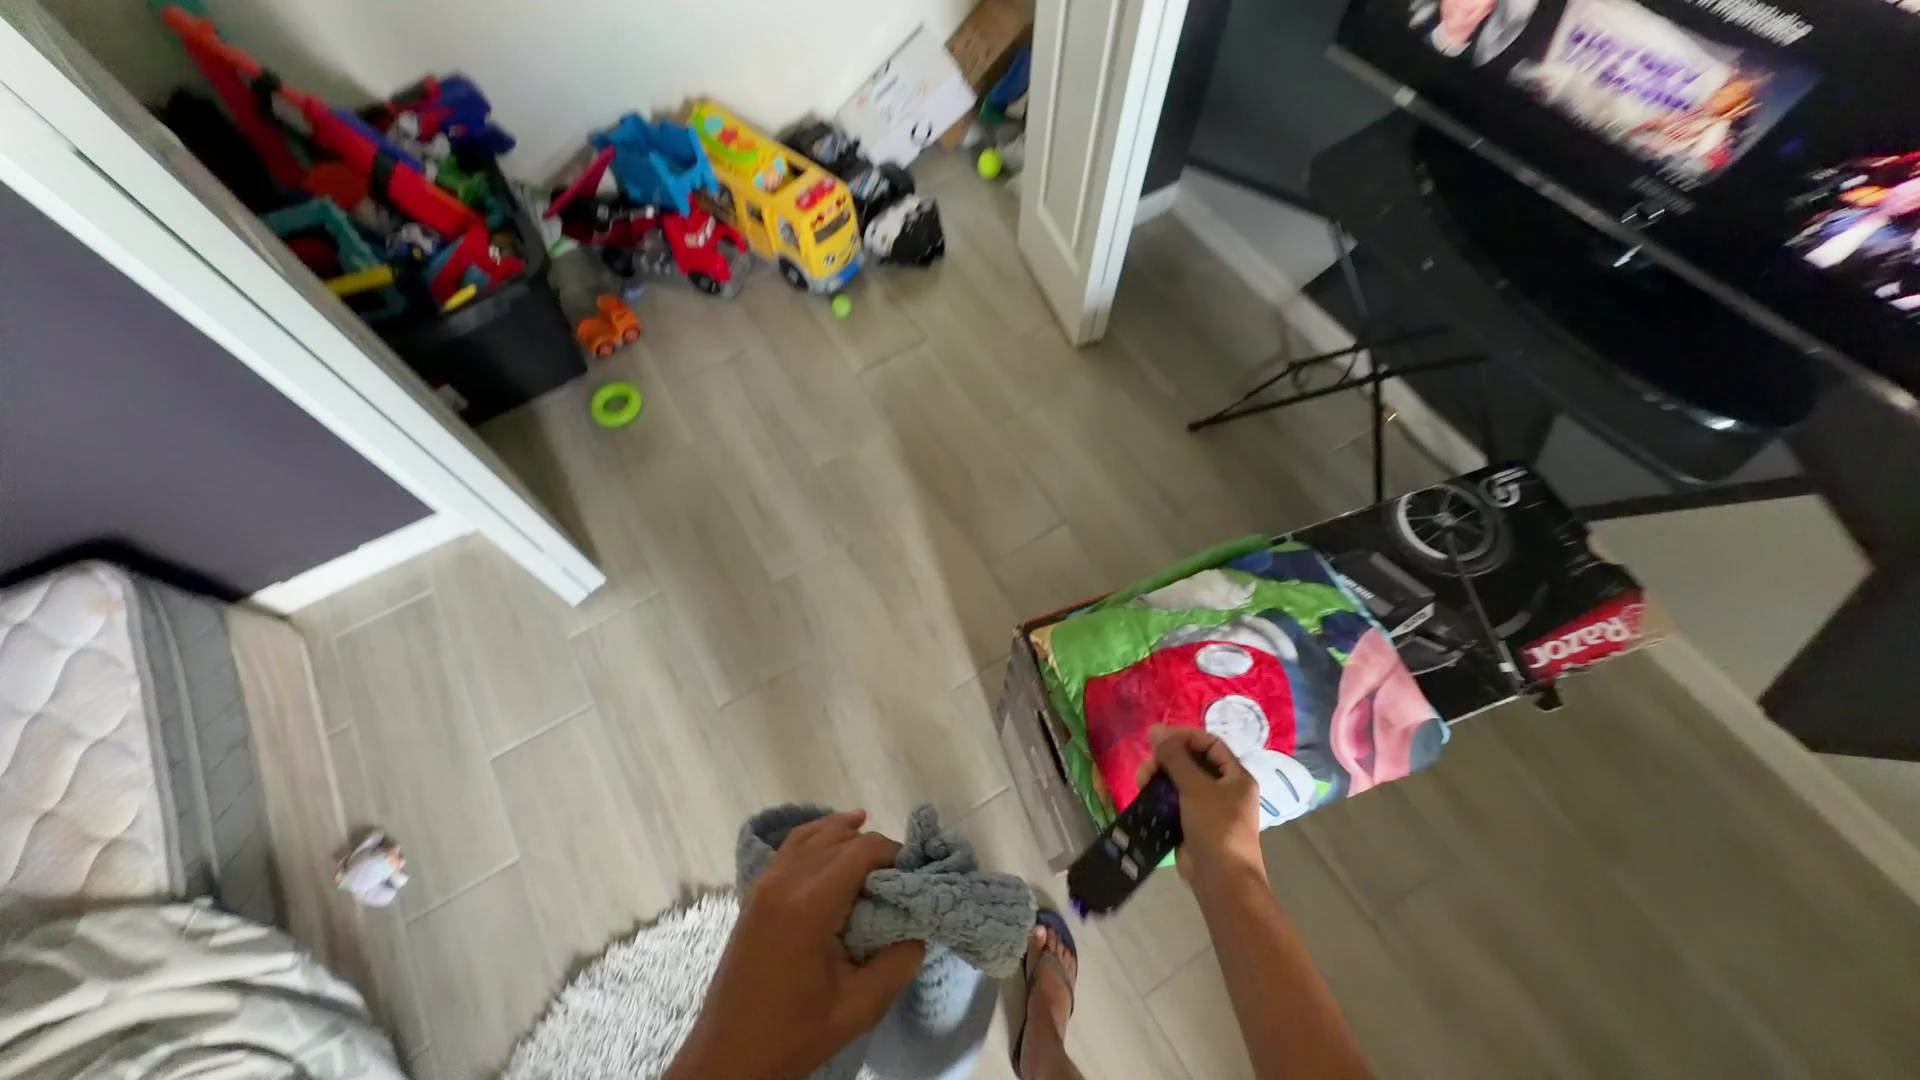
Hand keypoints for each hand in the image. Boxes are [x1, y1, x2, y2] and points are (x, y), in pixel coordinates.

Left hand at [665, 811, 926, 1079]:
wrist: (729, 1056)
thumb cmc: (794, 1033)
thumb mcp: (858, 1007)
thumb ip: (897, 964)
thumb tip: (919, 930)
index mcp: (809, 905)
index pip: (861, 850)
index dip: (893, 852)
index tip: (914, 874)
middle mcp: (783, 881)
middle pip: (839, 839)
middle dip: (874, 848)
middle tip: (900, 876)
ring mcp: (764, 884)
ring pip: (812, 836)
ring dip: (845, 835)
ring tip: (876, 848)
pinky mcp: (754, 893)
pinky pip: (790, 848)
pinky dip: (816, 837)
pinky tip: (832, 840)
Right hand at [1137, 726, 1265, 887]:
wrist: (1221, 878)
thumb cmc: (1216, 826)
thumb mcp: (1195, 787)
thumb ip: (1175, 757)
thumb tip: (1155, 730)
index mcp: (1236, 777)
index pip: (1210, 744)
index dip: (1185, 737)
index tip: (1158, 738)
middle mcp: (1225, 790)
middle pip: (1192, 763)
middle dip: (1167, 760)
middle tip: (1147, 768)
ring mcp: (1208, 809)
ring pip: (1180, 783)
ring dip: (1159, 778)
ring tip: (1141, 783)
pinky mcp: (1193, 826)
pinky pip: (1174, 802)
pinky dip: (1160, 797)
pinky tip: (1145, 797)